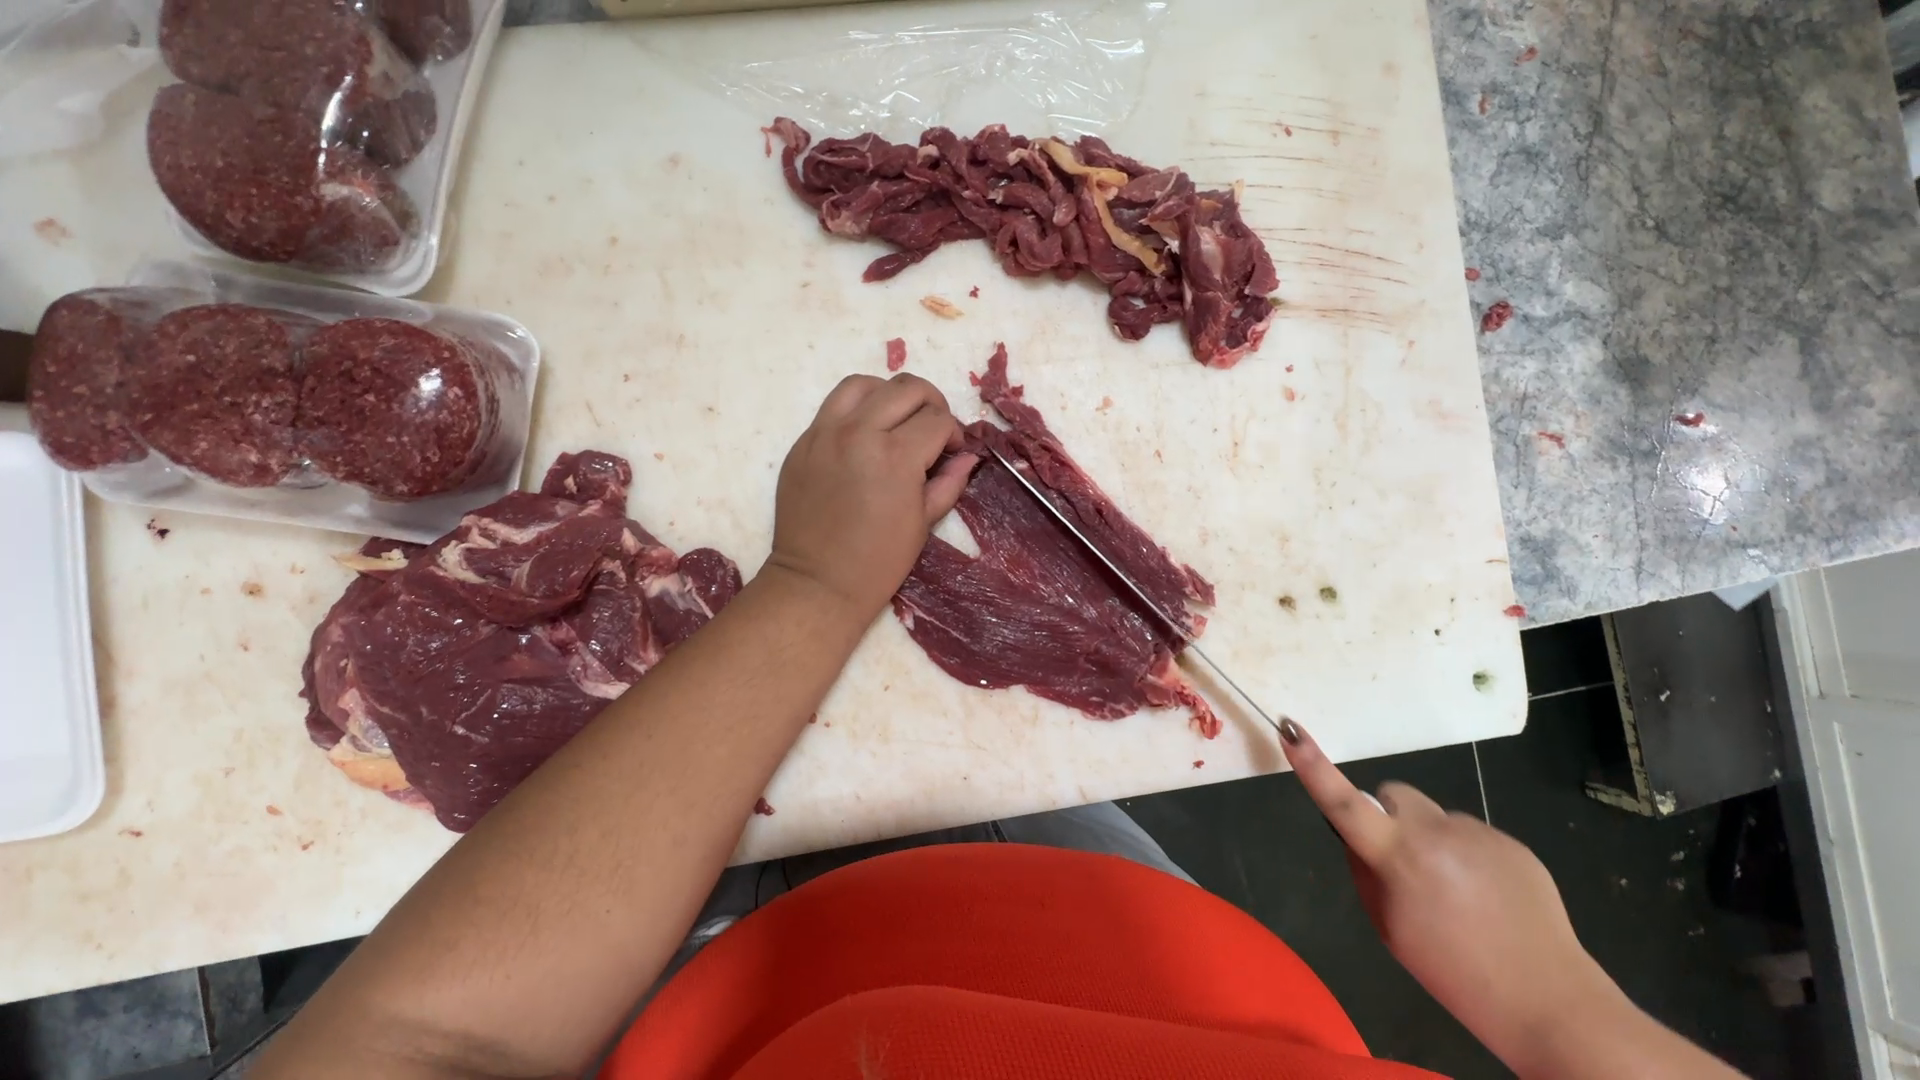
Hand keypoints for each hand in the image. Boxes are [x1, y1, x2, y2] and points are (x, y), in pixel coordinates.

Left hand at [766, 374, 976, 619]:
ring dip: (888, 396)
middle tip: (931, 430)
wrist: (817, 582)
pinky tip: (864, 437)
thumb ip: (949, 481)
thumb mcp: (924, 522)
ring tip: (895, 421)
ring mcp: (825, 434)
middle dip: (930, 404)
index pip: (937, 419)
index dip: (954, 433)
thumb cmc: (878, 561)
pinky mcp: (802, 443)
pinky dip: (856, 412)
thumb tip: (969, 456)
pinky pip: (832, 407)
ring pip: (863, 384)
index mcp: (896, 456)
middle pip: (905, 388)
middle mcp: (859, 433)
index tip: (953, 451)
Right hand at [1278, 719, 1624, 1069]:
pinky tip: (1486, 896)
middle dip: (1389, 815)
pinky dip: (1466, 856)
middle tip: (1402, 863)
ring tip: (1456, 892)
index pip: (1343, 803)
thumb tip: (1360, 839)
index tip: (1291, 731)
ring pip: (1434, 817)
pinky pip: (1470, 835)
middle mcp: (1436, 831)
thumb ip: (1366, 872)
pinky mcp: (1511, 841)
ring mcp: (1478, 832)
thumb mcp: (1388, 926)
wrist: (1545, 996)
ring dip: (1431, 840)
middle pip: (1394, 794)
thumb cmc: (1450, 970)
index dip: (1313, 766)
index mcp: (1398, 857)